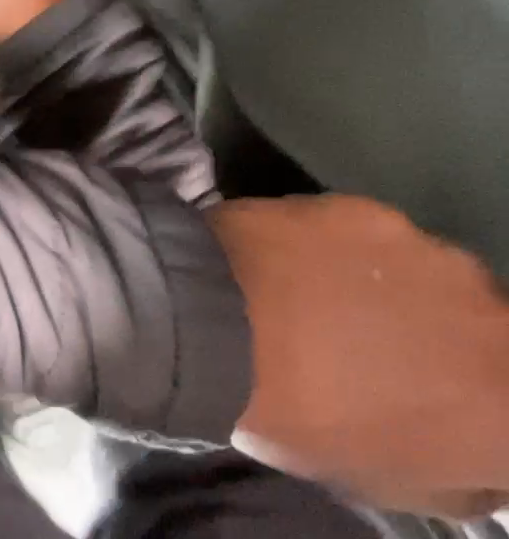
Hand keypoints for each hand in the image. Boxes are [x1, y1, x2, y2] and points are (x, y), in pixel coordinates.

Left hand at [210, 195, 508, 517]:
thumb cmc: (300, 420)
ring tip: (308, 293)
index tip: (414, 387)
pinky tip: (281, 257)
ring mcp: (436, 258)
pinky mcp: (365, 212)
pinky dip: (326, 241)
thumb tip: (469, 460)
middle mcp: (500, 324)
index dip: (458, 390)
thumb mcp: (389, 481)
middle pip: (474, 326)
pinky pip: (357, 230)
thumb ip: (454, 474)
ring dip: (380, 282)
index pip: (498, 397)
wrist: (212, 330)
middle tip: (353, 336)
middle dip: (427, 331)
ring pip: (419, 271)